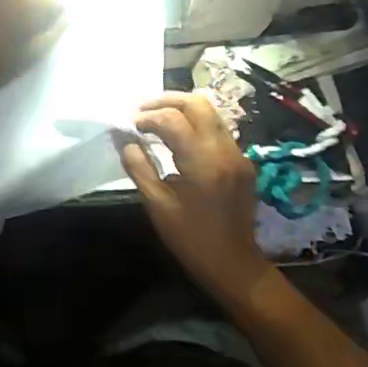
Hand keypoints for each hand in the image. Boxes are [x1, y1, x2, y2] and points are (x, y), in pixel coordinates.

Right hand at [118, 92, 272, 295]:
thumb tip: (125, 140)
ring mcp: (238, 155)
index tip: (130, 127)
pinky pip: (217, 130)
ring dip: (182, 110)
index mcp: (204, 162)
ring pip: (211, 113)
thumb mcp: (157, 205)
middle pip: (198, 103)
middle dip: (167, 101)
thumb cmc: (191, 239)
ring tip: (156, 122)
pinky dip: (194, 125)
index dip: (147, 117)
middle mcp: (226, 151)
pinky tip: (176, 139)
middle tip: (142, 112)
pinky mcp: (242, 162)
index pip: (173, 119)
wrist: (234, 265)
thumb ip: (139, 167)